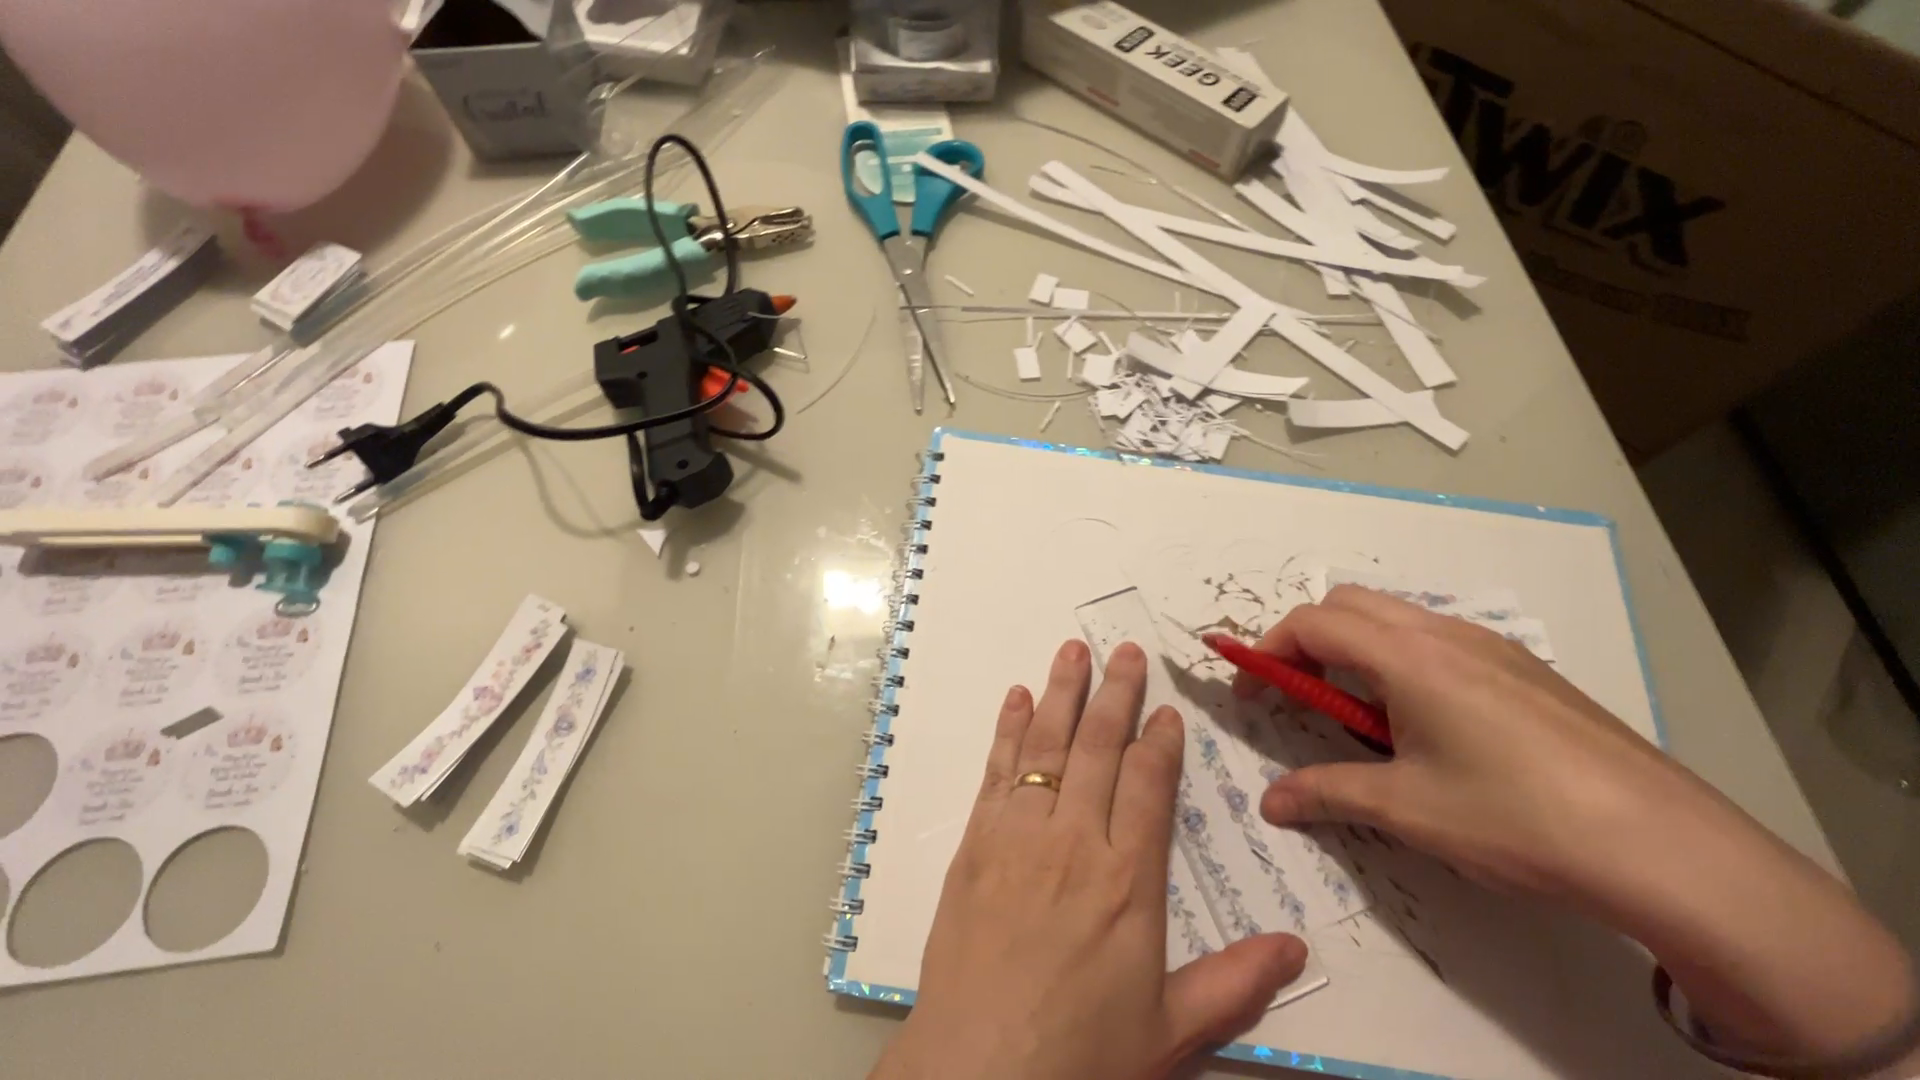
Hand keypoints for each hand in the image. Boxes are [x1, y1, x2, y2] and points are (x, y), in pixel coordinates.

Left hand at [871, 640, 1306, 1079]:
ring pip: (1046, 748)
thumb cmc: (1080, 1053)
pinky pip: (997, 774)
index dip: (1159, 742)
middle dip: (1114, 694)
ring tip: (1070, 651)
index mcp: (1128, 880)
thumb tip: (1297, 948)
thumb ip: (1235, 984)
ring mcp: (1018, 837)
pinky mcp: (975, 845)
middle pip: (1098, 749)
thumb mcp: (1171, 1029)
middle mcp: (1074, 842)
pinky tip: (1017, 700)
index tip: (1165, 709)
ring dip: (1061, 694)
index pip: (1149, 786)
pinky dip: (1009, 731)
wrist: (978, 1070)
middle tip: (1123, 651)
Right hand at [1243, 586, 1915, 1063]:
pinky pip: (1440, 642)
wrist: (1661, 845)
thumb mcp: (1406, 809)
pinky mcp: (1527, 672)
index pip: (1313, 623)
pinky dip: (1402, 662)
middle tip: (1297, 697)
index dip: (1267, 652)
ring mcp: (1494, 648)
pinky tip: (1427, 727)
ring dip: (1356, 649)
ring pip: (1398, 618)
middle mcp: (1447, 635)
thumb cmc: (1514, 817)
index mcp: (1408, 656)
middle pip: (1350, 604)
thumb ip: (1327, 793)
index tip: (1251, 695)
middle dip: (1307, 639)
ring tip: (1360, 718)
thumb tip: (1272, 803)